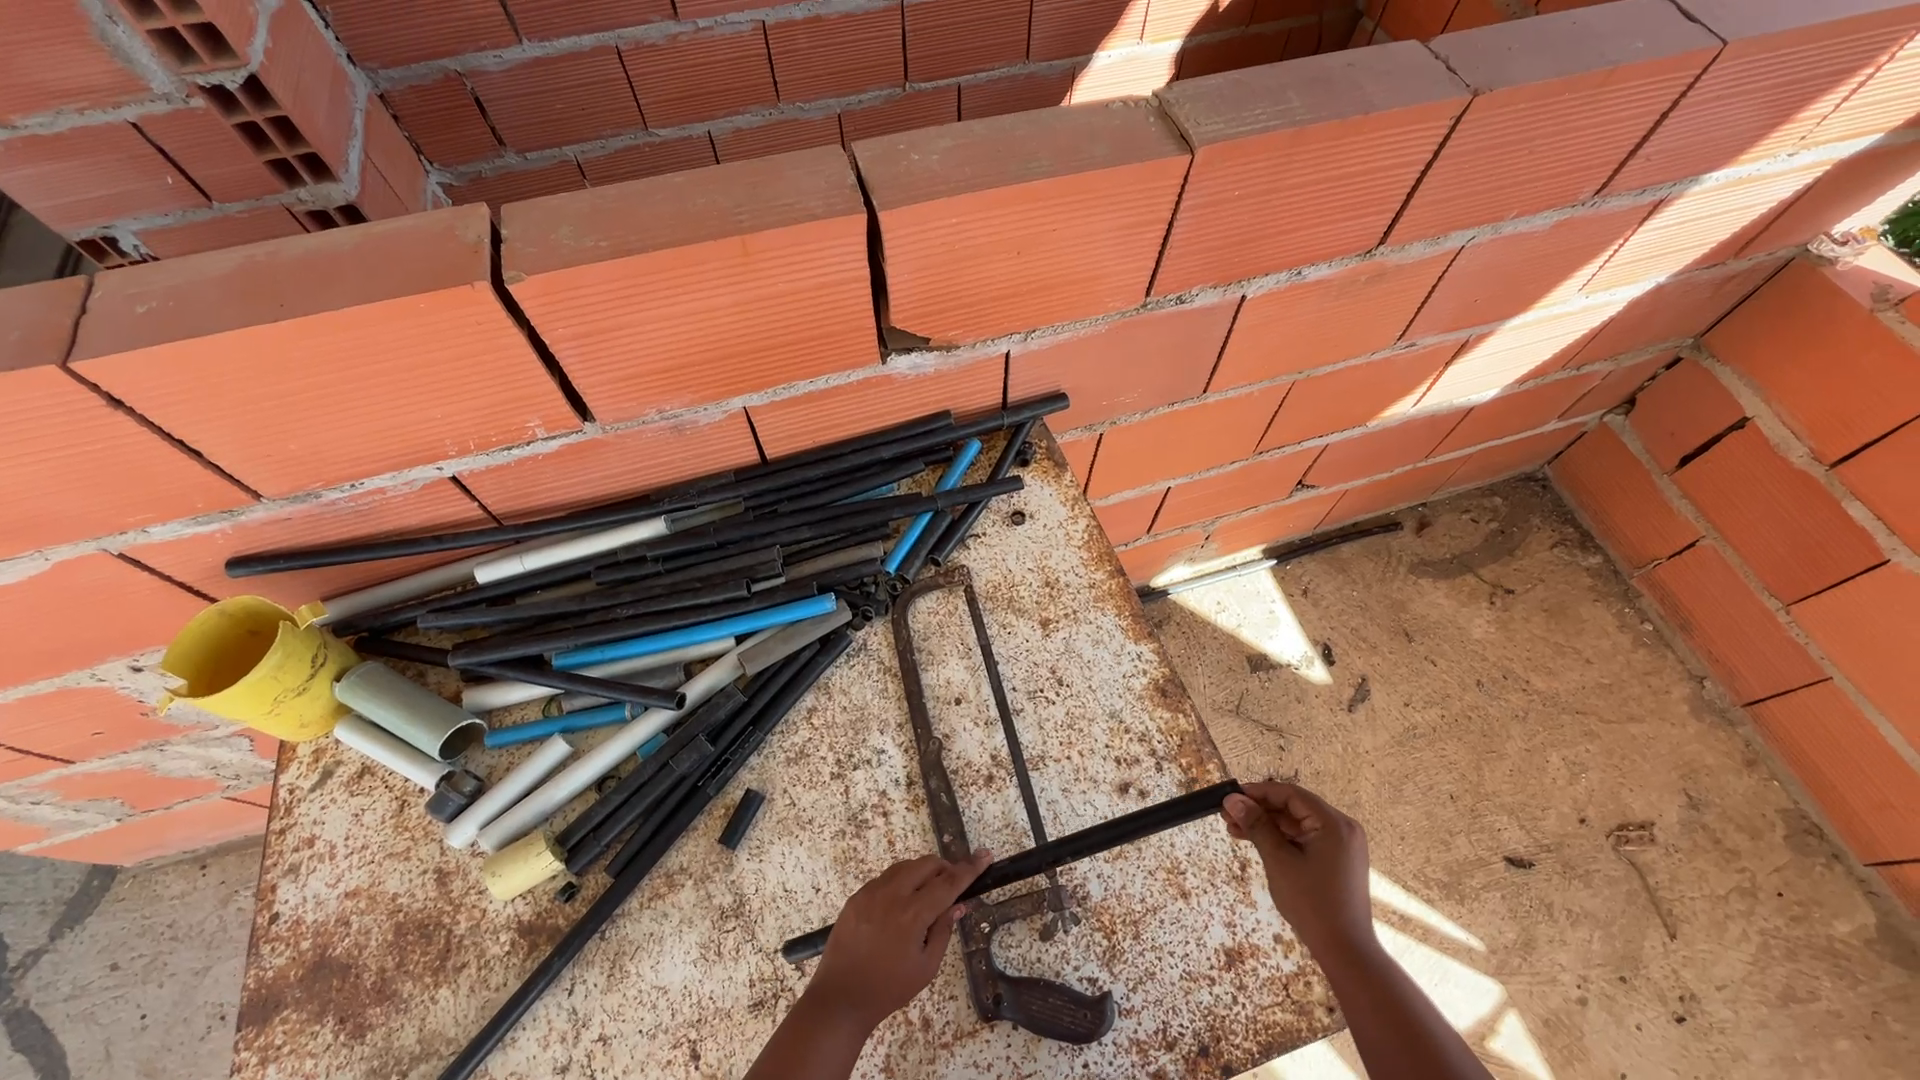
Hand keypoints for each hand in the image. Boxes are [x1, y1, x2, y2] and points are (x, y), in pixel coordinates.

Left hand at [805, 851, 990, 1030]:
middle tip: (953, 885)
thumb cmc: (888, 988)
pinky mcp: (855, 897)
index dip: (970, 868)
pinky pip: (884, 878)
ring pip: (904, 867)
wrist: (840, 998)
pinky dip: (900, 882)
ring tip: (927, 894)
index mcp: (912, 914)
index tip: (985, 855)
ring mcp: (870, 893)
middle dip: (945, 868)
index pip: (948, 883)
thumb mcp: (926, 967)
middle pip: (926, 864)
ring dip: (922, 873)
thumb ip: (943, 931)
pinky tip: (901, 904)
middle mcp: (891, 895)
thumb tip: (958, 906)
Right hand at [1222, 782, 1373, 955]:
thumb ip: (1257, 825)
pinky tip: (1256, 842)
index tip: (1230, 797)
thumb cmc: (1311, 903)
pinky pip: (1304, 839)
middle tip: (1227, 815)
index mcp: (1334, 823)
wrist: (1345, 949)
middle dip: (1259, 810)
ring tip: (1234, 830)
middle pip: (1294, 808)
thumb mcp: (1279, 860)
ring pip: (1296, 824)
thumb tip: (1233, 799)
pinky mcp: (1337, 860)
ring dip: (1267, 825)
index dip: (1258, 792)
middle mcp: (1342, 828)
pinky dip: (1281, 839)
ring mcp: (1341, 845)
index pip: (1291, 794)